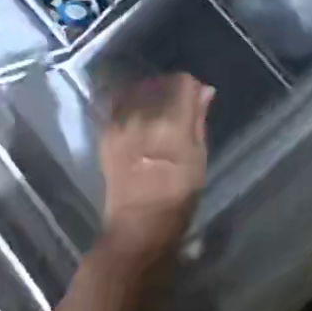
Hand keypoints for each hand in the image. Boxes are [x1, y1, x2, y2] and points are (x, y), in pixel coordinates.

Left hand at [97, 72, 213, 263]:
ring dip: (150, 94)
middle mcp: (143, 115)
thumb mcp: (198, 160)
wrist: (136, 228)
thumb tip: (205, 89)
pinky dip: (130, 101)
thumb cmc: (176, 199)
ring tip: (158, 111)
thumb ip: (198, 119)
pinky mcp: (106, 131)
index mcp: (171, 124)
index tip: (196, 99)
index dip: (192, 88)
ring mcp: (120, 122)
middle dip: (171, 89)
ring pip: (139, 89)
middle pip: (159, 83)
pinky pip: (119, 102)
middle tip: (179, 106)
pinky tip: (138, 116)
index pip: (182, 82)